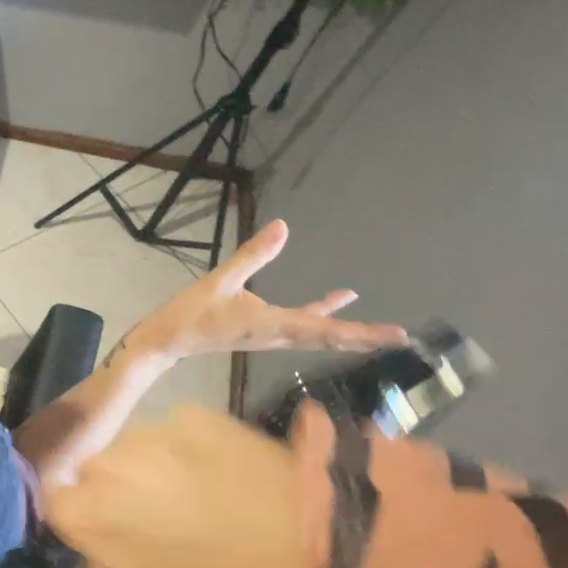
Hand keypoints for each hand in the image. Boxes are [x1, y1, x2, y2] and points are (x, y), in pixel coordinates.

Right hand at [42, 405, 314, 567]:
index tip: (109, 533)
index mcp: (84, 518)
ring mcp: (149, 433)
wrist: (328, 552)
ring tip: (200, 493)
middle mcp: (103, 465)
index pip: (53, 505)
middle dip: (117, 492)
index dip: (80, 518)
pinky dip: (192, 449)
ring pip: (135, 450)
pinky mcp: (194, 413)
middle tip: (158, 516)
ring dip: (153, 469)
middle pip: (94, 474)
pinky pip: (177, 432)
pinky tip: (226, 473)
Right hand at [133, 220, 407, 361]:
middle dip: (364, 338)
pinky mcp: (263, 331)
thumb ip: (252, 255)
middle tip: (402, 339)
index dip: (362, 333)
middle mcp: (278, 334)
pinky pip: (302, 326)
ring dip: (349, 331)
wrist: (165, 341)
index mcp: (271, 324)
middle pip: (330, 339)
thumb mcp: (218, 282)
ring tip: (380, 327)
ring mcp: (271, 335)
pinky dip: (324, 315)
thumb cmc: (189, 314)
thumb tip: (283, 226)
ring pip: (319, 335)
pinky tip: (338, 300)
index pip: (326, 331)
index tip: (396, 337)